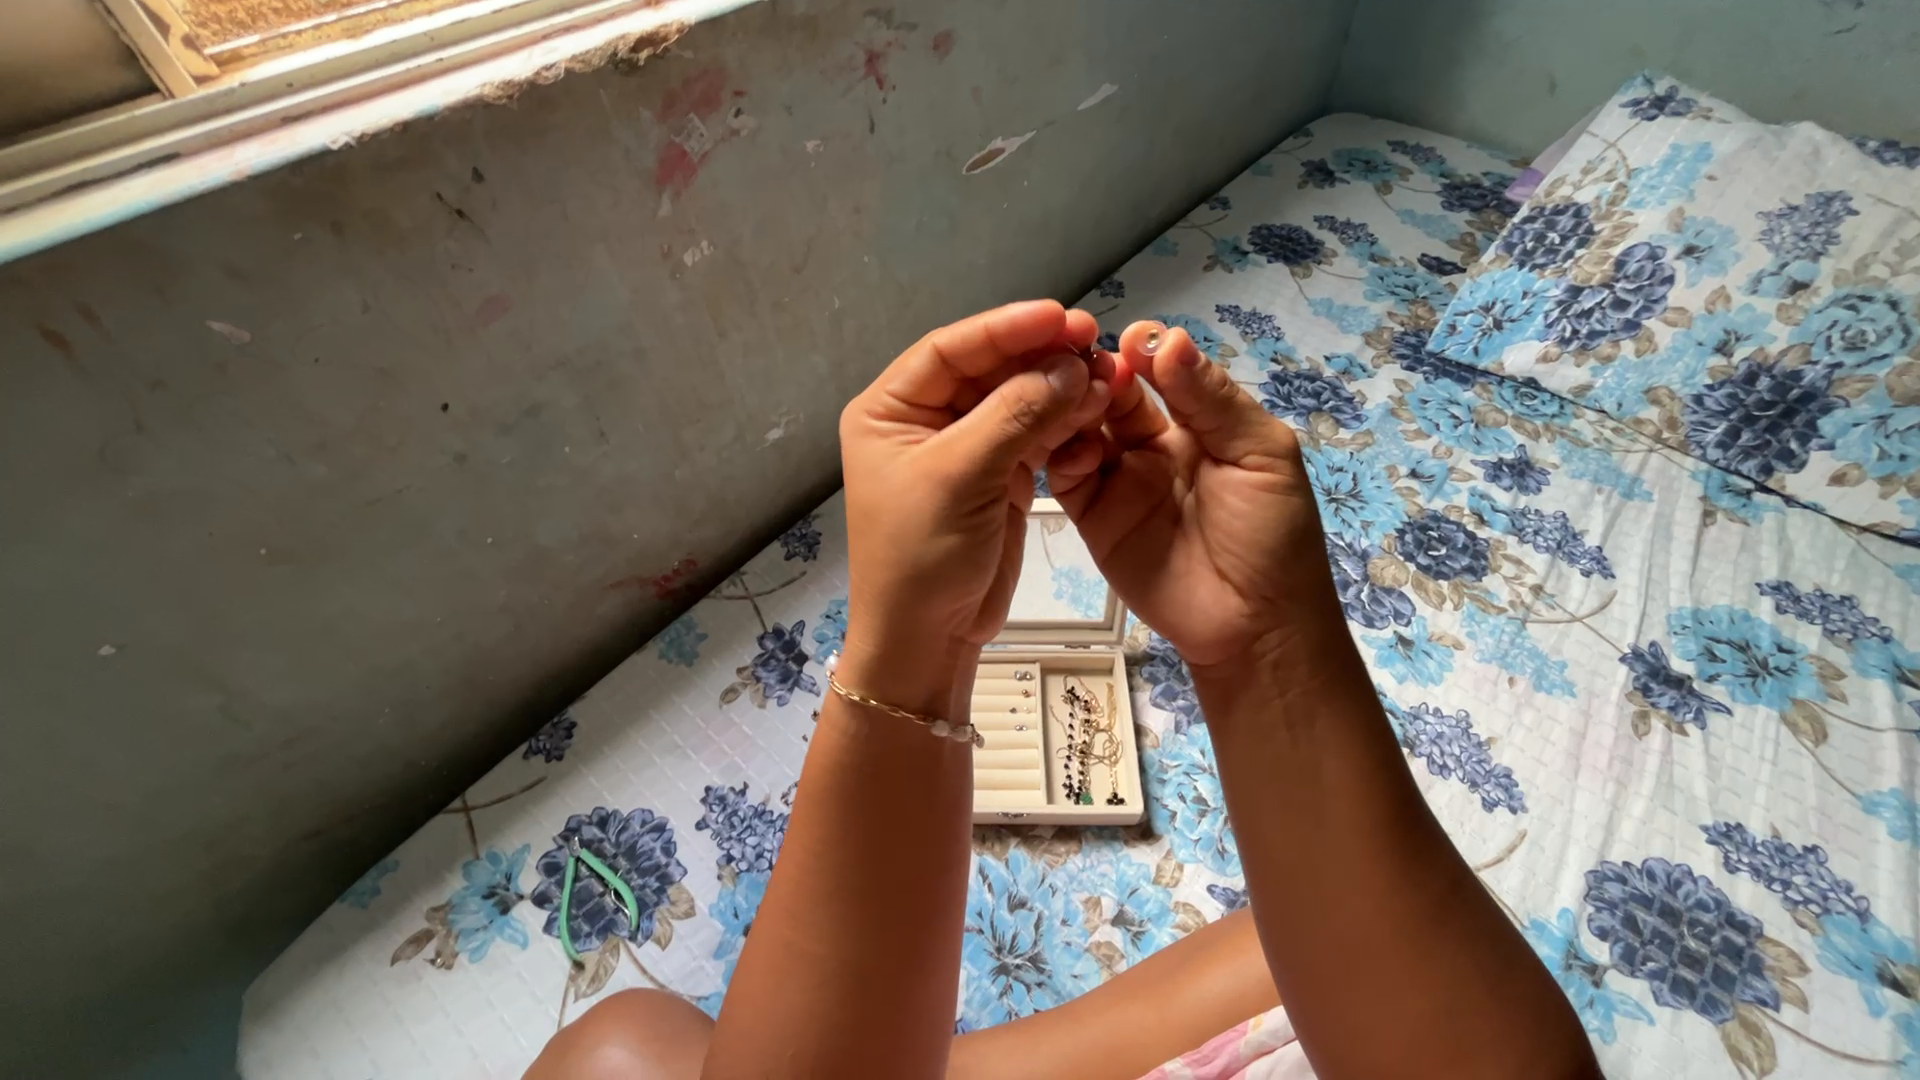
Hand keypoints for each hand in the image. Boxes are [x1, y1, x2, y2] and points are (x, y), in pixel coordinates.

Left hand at [838, 301, 1110, 697]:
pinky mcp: (998, 477)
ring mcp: (965, 448)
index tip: (1058, 315)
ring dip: (1058, 388)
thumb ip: (1013, 415)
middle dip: (1038, 357)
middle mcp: (925, 420)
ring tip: (1102, 376)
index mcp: (890, 410)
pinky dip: (1062, 423)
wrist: (928, 637)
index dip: (1003, 328)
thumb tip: (1068, 364)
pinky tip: (1093, 408)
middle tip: (1092, 341)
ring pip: (1016, 400)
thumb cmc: (922, 556)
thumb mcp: (959, 478)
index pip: (949, 350)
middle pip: (987, 370)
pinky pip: (1034, 436)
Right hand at [1044, 321, 1333, 671]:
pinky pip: (1069, 479)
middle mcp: (1153, 446)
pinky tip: (1073, 448)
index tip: (1130, 337)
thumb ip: (1214, 401)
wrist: (1252, 625)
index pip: (1162, 375)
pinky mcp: (1093, 518)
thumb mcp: (1261, 456)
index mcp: (1198, 425)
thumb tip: (1170, 339)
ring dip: (1076, 410)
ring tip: (1072, 400)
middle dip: (1103, 376)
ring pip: (1084, 431)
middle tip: (1088, 366)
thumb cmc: (1272, 536)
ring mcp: (1119, 481)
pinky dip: (1063, 456)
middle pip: (1115, 397)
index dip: (1145, 353)